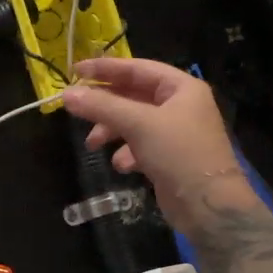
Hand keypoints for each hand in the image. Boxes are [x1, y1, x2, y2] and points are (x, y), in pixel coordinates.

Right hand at [61, 58, 244, 230]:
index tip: (74, 72)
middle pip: (133, 96)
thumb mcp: (138, 124)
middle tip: (77, 111)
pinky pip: (139, 146)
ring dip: (111, 131)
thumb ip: (102, 107)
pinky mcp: (168, 157)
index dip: (105, 69)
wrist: (207, 203)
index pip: (138, 69)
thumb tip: (66, 95)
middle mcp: (180, 106)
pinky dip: (127, 153)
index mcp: (181, 88)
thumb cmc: (178, 152)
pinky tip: (122, 165)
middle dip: (105, 106)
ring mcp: (174, 132)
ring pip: (133, 123)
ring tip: (94, 145)